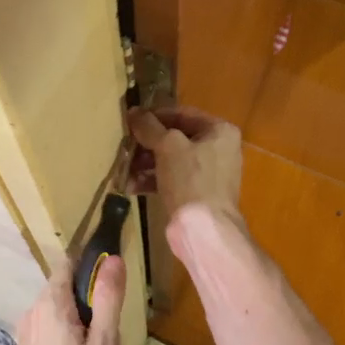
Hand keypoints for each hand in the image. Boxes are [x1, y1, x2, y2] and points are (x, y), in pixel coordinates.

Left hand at [14, 254, 123, 344]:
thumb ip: (108, 299)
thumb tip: (113, 258)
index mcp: (48, 304)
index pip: (68, 263)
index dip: (91, 266)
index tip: (111, 284)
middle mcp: (30, 314)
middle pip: (62, 289)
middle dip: (87, 301)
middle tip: (107, 331)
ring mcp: (24, 337)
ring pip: (56, 312)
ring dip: (76, 322)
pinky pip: (46, 332)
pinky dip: (63, 339)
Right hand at [126, 107, 242, 225]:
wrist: (204, 232)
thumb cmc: (191, 180)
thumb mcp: (168, 146)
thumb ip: (149, 127)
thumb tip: (134, 111)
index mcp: (220, 131)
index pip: (182, 114)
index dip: (155, 116)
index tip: (132, 120)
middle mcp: (218, 149)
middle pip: (176, 137)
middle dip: (148, 143)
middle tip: (125, 145)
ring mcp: (208, 174)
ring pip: (171, 160)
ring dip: (146, 163)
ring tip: (124, 167)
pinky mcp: (196, 195)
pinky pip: (171, 179)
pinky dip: (152, 180)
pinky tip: (131, 186)